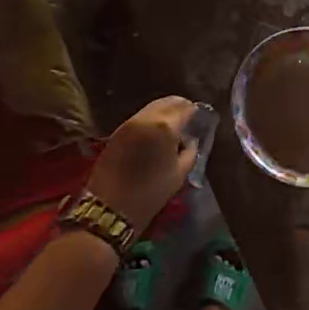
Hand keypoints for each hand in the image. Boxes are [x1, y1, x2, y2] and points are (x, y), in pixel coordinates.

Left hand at [85, 96, 199, 231]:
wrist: (110, 207)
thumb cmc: (151, 192)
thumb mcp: (180, 173)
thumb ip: (190, 150)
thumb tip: (190, 139)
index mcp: (165, 126)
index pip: (185, 106)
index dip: (195, 112)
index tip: (198, 122)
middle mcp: (146, 118)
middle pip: (168, 102)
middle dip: (179, 108)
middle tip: (187, 123)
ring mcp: (129, 123)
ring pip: (152, 107)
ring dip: (164, 113)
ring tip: (171, 130)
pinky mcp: (117, 131)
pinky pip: (140, 117)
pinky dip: (150, 120)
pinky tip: (154, 136)